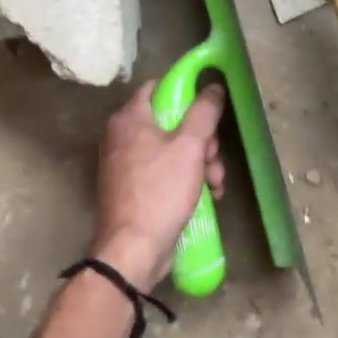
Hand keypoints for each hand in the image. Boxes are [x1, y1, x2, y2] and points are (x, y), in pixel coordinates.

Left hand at [90, 81, 226, 292]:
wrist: (133, 251)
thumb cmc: (160, 191)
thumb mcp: (190, 146)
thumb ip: (204, 112)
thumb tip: (213, 87)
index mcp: (129, 118)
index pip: (159, 86)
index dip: (186, 91)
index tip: (208, 107)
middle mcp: (121, 137)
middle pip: (170, 121)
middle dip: (200, 138)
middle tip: (213, 156)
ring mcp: (124, 165)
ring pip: (171, 149)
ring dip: (199, 162)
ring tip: (216, 183)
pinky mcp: (132, 190)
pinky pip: (162, 172)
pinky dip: (184, 179)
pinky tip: (207, 196)